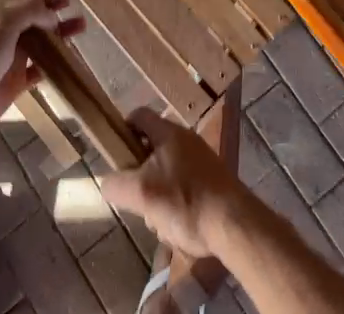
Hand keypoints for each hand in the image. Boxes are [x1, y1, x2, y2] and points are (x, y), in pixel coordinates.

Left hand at [0, 0, 84, 138]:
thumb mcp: (1, 23)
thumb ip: (28, 11)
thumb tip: (52, 14)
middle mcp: (0, 34)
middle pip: (31, 19)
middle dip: (52, 13)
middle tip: (74, 9)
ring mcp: (8, 59)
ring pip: (38, 43)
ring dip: (58, 36)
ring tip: (80, 29)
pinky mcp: (14, 83)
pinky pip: (38, 70)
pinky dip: (53, 66)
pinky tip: (68, 62)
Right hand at [100, 109, 250, 257]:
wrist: (236, 226)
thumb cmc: (186, 202)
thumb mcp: (142, 194)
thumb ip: (117, 185)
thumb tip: (107, 183)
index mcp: (169, 133)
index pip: (138, 116)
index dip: (122, 129)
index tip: (115, 155)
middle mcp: (187, 141)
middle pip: (150, 150)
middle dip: (140, 177)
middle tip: (138, 198)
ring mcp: (202, 162)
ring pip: (166, 175)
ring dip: (157, 198)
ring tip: (160, 222)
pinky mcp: (213, 183)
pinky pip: (184, 190)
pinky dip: (177, 207)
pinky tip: (179, 228)